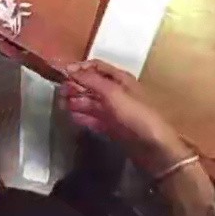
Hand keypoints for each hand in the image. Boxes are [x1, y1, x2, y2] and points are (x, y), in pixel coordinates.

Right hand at [59, 61, 192, 175]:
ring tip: (61, 105)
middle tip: (59, 92)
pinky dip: (83, 117)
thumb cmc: (135, 114)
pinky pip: (95, 119)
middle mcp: (117, 92)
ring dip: (77, 101)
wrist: (155, 148)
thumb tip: (69, 68)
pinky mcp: (113, 128)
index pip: (97, 67)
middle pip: (92, 84)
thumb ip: (90, 80)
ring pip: (92, 102)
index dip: (80, 68)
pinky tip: (72, 117)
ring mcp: (115, 111)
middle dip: (76, 86)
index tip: (62, 73)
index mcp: (120, 79)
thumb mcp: (112, 93)